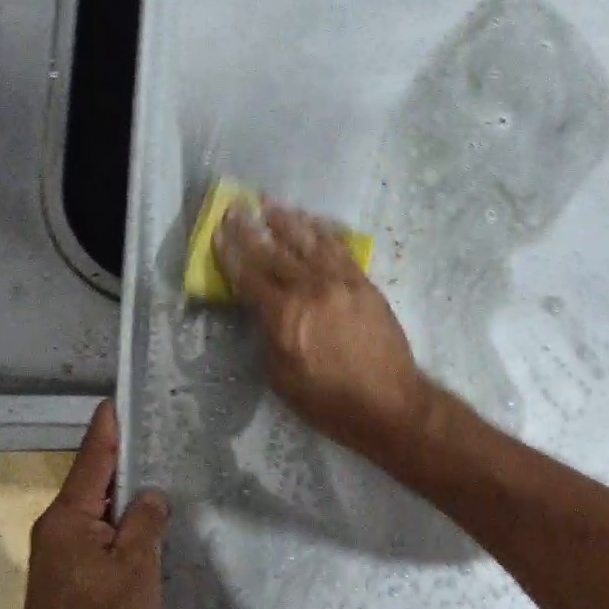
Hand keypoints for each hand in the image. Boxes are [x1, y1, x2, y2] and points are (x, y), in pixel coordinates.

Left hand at [0, 401, 167, 608]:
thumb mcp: (136, 568)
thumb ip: (145, 522)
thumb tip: (149, 496)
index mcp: (68, 517)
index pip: (93, 459)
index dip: (107, 429)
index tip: (113, 400)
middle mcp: (55, 527)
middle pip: (92, 482)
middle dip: (120, 459)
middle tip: (150, 434)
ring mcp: (56, 553)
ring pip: (94, 510)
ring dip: (120, 495)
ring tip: (152, 475)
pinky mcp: (63, 575)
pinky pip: (93, 533)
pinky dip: (115, 522)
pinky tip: (138, 526)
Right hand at [215, 199, 432, 461]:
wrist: (389, 404)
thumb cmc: (329, 402)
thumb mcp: (282, 378)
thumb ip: (268, 337)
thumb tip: (262, 311)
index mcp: (285, 316)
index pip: (249, 277)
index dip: (230, 254)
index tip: (218, 232)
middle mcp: (311, 290)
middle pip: (274, 252)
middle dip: (251, 229)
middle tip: (236, 207)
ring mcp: (341, 283)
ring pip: (308, 243)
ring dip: (286, 222)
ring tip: (270, 204)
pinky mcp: (364, 284)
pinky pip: (339, 250)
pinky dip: (322, 233)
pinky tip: (312, 223)